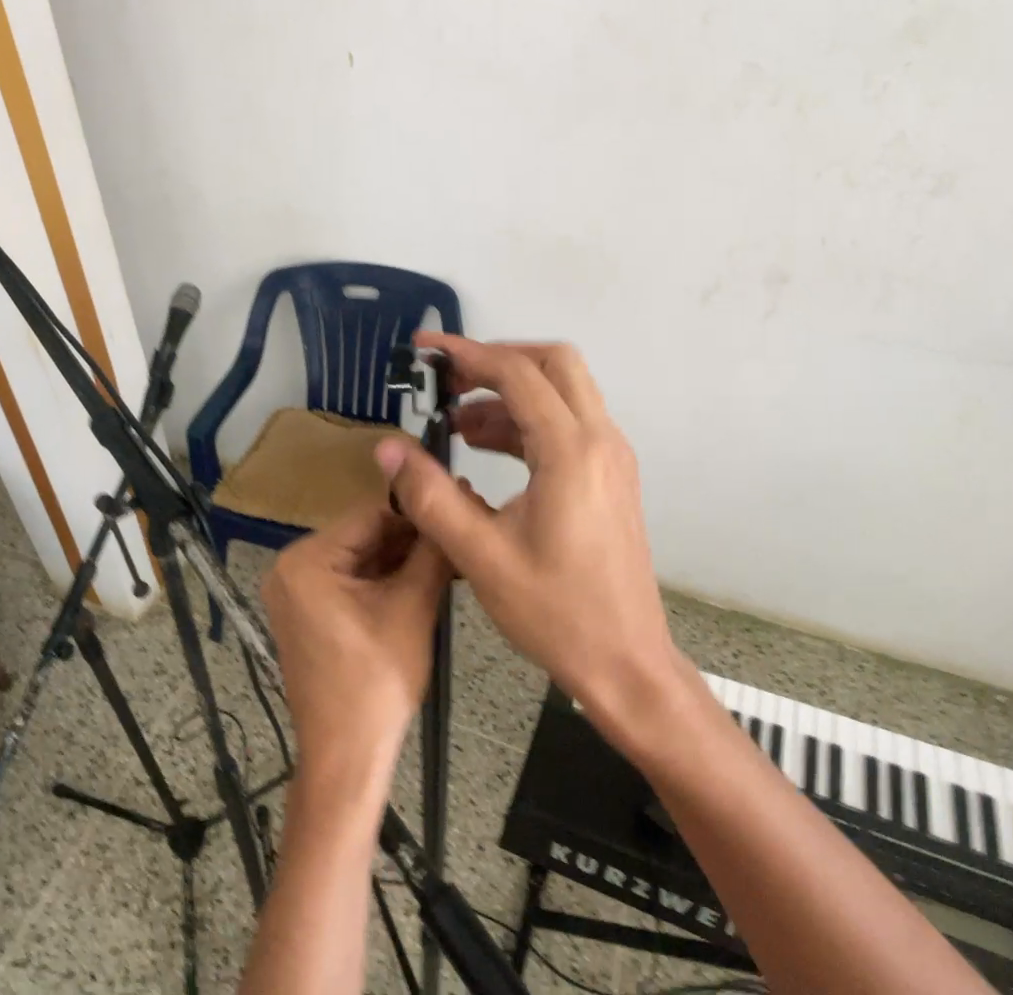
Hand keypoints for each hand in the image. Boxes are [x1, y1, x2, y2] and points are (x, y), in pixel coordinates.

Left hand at [261, 504, 451, 789]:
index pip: (370, 516)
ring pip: (358, 561)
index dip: (417, 516)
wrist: (346, 753)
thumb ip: (432, 553)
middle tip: (457, 540)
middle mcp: (289, 569)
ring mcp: (293, 593)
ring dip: (399, 562)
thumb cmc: (378, 681)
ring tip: (448, 560)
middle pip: (362, 537)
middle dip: (410, 541)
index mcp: (305, 561)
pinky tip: (420, 583)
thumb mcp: (412, 608)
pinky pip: (347, 584)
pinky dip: (380, 583)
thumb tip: (454, 509)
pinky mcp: (304, 614)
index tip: (457, 513)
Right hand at [375, 333, 684, 725]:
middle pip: (553, 364)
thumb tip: (388, 448)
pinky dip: (526, 423)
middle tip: (446, 380)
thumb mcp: (479, 556)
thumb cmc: (554, 612)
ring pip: (564, 393)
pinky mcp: (610, 479)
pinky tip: (486, 452)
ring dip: (510, 395)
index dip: (466, 353)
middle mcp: (600, 442)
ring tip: (455, 424)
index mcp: (570, 452)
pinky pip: (568, 426)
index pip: (517, 374)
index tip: (423, 351)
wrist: (624, 660)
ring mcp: (611, 459)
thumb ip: (430, 496)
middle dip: (496, 360)